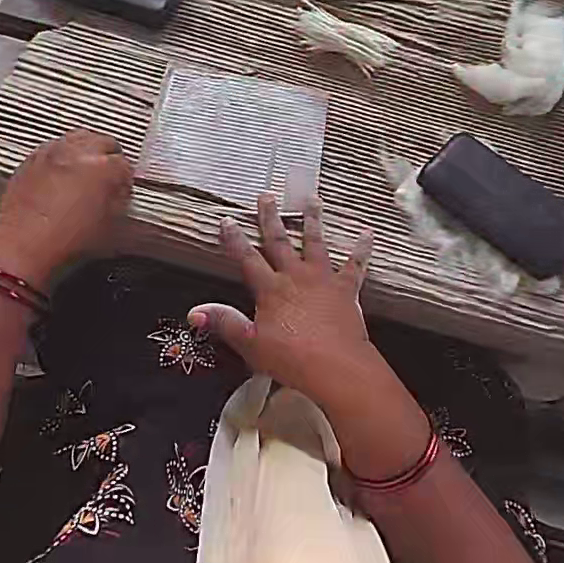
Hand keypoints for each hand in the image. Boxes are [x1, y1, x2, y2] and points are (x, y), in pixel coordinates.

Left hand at [0, 129, 132, 287]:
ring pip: (79, 138)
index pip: (125, 165)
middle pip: (104, 142)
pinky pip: (54, 147)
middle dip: (110, 157)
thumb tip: (120, 192)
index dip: (126, 180)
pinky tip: (62, 172)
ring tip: (87, 169)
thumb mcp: (110, 225)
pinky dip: (63, 156)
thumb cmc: (65, 241)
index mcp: (104, 168)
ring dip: (87, 151)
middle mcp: (79, 153)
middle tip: (109, 176)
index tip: (123, 189)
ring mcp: (53, 152)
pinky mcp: (32, 158)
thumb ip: (120, 200)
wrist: (23, 246)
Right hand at [188, 194, 386, 407]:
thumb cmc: (292, 358)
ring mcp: (322, 280)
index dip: (235, 239)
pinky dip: (361, 248)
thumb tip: (196, 311)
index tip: (227, 220)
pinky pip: (355, 264)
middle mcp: (296, 277)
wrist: (335, 366)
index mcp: (271, 289)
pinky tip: (367, 233)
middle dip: (270, 218)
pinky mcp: (346, 289)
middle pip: (279, 242)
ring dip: (312, 220)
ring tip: (312, 199)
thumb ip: (224, 323)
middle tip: (266, 196)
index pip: (247, 258)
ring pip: (315, 243)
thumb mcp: (250, 344)